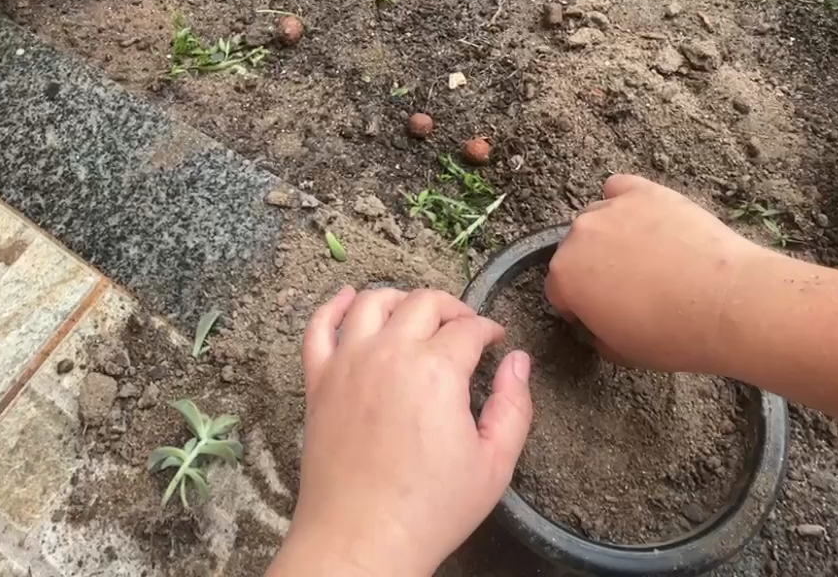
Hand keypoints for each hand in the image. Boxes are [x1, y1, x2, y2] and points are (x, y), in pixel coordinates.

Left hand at [269, 287, 532, 576]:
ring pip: (373, 302)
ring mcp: (349, 361)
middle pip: (423, 302)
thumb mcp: (493, 465)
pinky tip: (348, 297)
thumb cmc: (430, 509)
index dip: (487, 328)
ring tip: (415, 312)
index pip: (468, 328)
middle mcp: (390, 351)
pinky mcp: (319, 378)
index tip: (495, 339)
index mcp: (436, 369)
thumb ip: (513, 406)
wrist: (361, 540)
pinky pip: (320, 327)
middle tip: (463, 326)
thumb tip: (518, 361)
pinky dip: (333, 306)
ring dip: (399, 298)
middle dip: (451, 307)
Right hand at [545, 174, 770, 373]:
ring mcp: (610, 208)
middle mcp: (578, 235)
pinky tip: (644, 219)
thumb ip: (597, 334)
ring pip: (597, 218)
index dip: (578, 305)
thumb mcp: (624, 352)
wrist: (726, 304)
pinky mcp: (643, 191)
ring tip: (647, 255)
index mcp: (565, 276)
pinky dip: (625, 200)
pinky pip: (619, 188)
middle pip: (574, 249)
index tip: (599, 312)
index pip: (558, 289)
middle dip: (593, 267)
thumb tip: (598, 327)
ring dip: (610, 234)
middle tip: (628, 287)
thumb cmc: (674, 334)